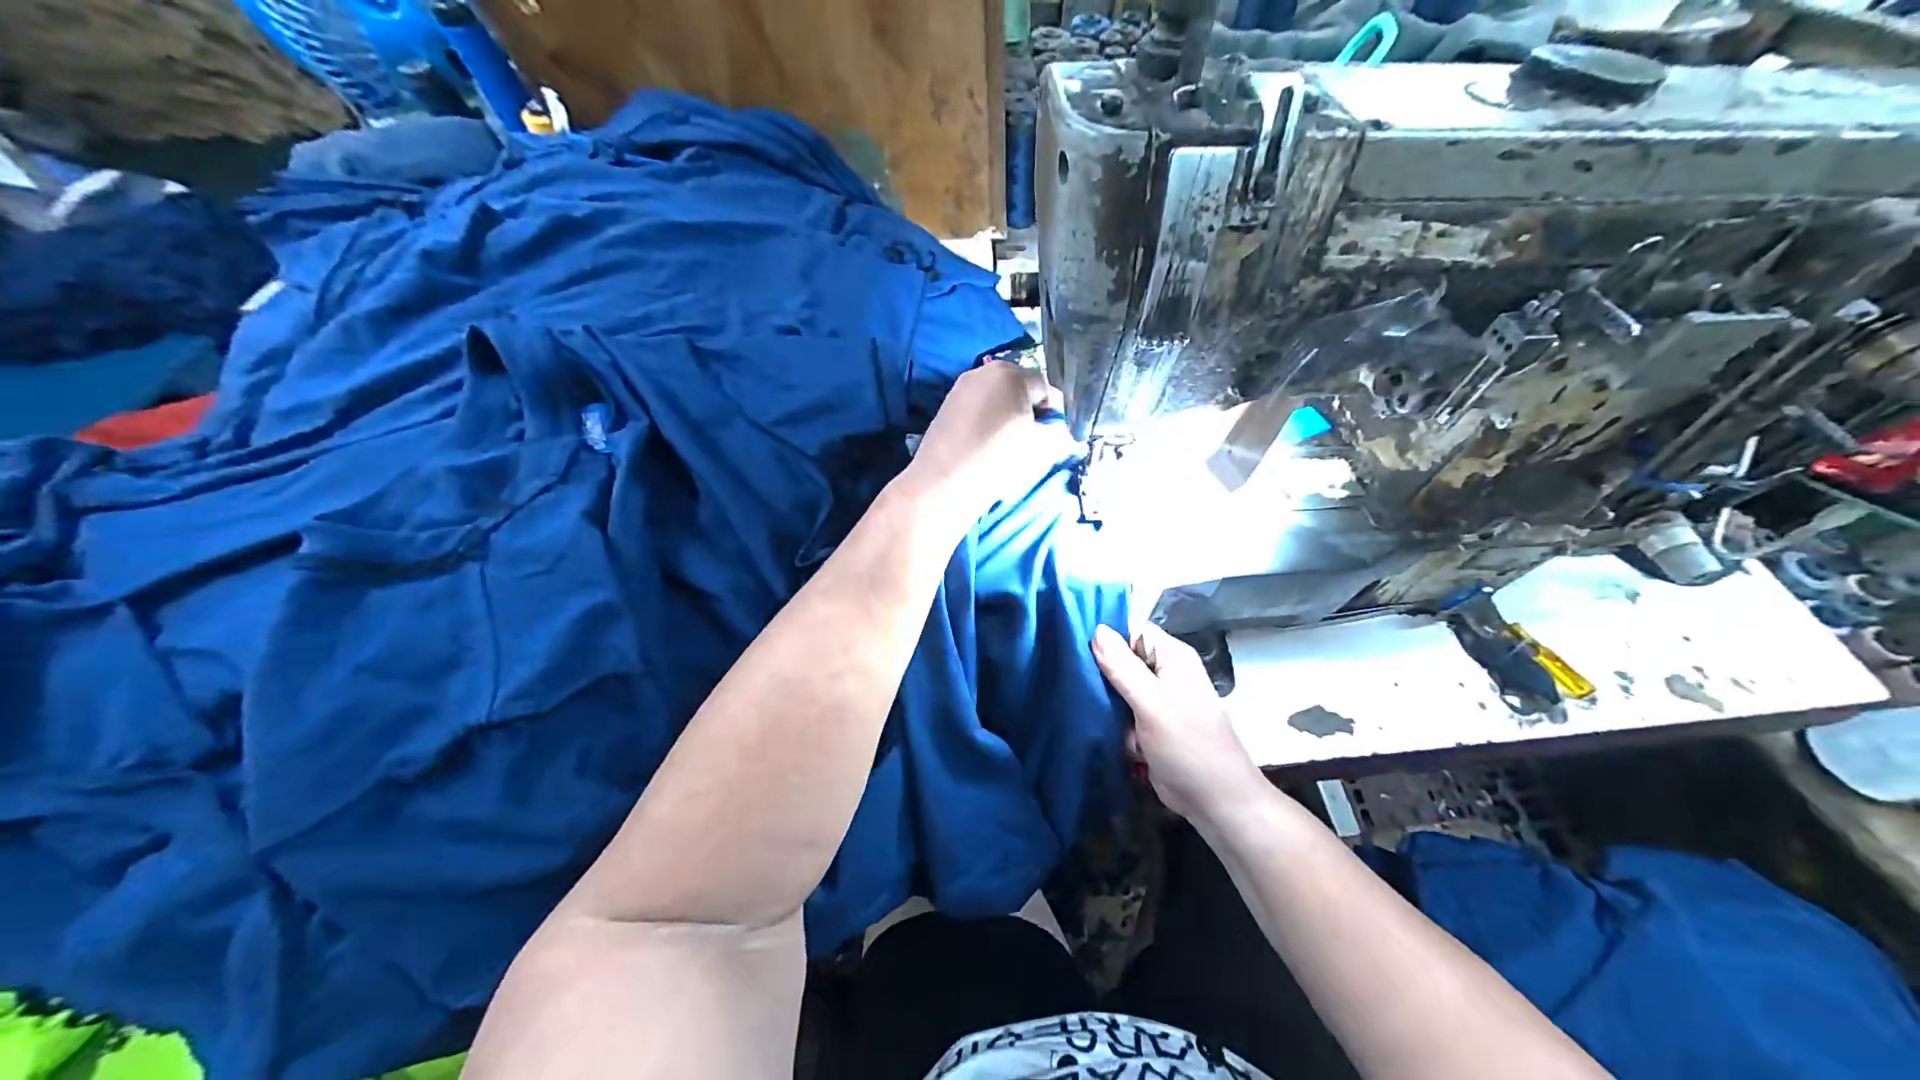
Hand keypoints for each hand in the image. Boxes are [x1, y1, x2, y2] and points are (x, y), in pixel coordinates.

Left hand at [902, 362, 1071, 521]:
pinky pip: (978, 408)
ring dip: (1006, 416)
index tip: (1050, 438)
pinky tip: (984, 445)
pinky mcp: (946, 405)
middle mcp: (984, 371)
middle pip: (1019, 388)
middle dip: (1028, 411)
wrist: (945, 483)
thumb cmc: (997, 459)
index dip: (1053, 414)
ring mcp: (961, 387)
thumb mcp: (1040, 446)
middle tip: (1028, 441)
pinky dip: (986, 421)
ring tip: (1004, 446)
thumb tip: (1059, 430)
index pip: (1046, 388)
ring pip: (997, 398)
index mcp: (1011, 373)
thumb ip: (1057, 431)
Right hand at [1092, 623, 1265, 822]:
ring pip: (1117, 688)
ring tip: (1094, 714)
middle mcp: (1165, 673)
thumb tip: (1097, 630)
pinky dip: (1114, 723)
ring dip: (1106, 703)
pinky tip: (1107, 732)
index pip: (1131, 631)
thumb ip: (1123, 667)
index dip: (1105, 637)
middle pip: (1121, 659)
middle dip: (1101, 674)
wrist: (1216, 801)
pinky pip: (1121, 713)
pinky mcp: (1149, 725)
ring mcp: (1157, 700)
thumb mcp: (1152, 703)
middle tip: (1080, 686)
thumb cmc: (1188, 747)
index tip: (1076, 650)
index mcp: (1172, 657)